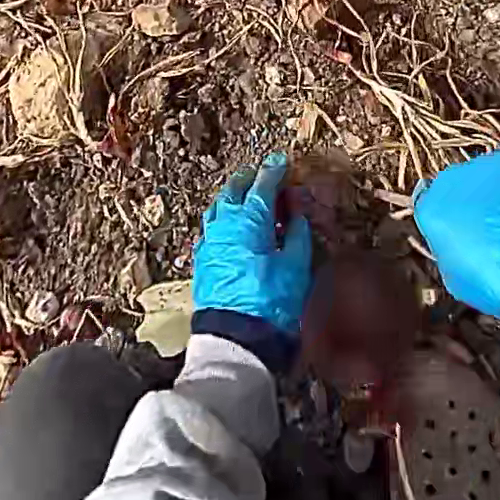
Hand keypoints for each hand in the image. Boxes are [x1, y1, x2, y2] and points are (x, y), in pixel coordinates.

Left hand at [192, 153, 313, 335]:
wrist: (234, 338)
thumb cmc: (270, 300)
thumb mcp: (296, 264)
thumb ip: (297, 231)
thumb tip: (296, 215)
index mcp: (250, 217)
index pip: (264, 182)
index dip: (275, 169)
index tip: (283, 161)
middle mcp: (225, 221)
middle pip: (236, 186)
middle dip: (252, 178)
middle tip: (268, 178)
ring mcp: (210, 238)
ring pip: (220, 204)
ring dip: (236, 196)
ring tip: (252, 200)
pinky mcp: (202, 257)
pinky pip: (213, 225)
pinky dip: (226, 218)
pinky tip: (236, 227)